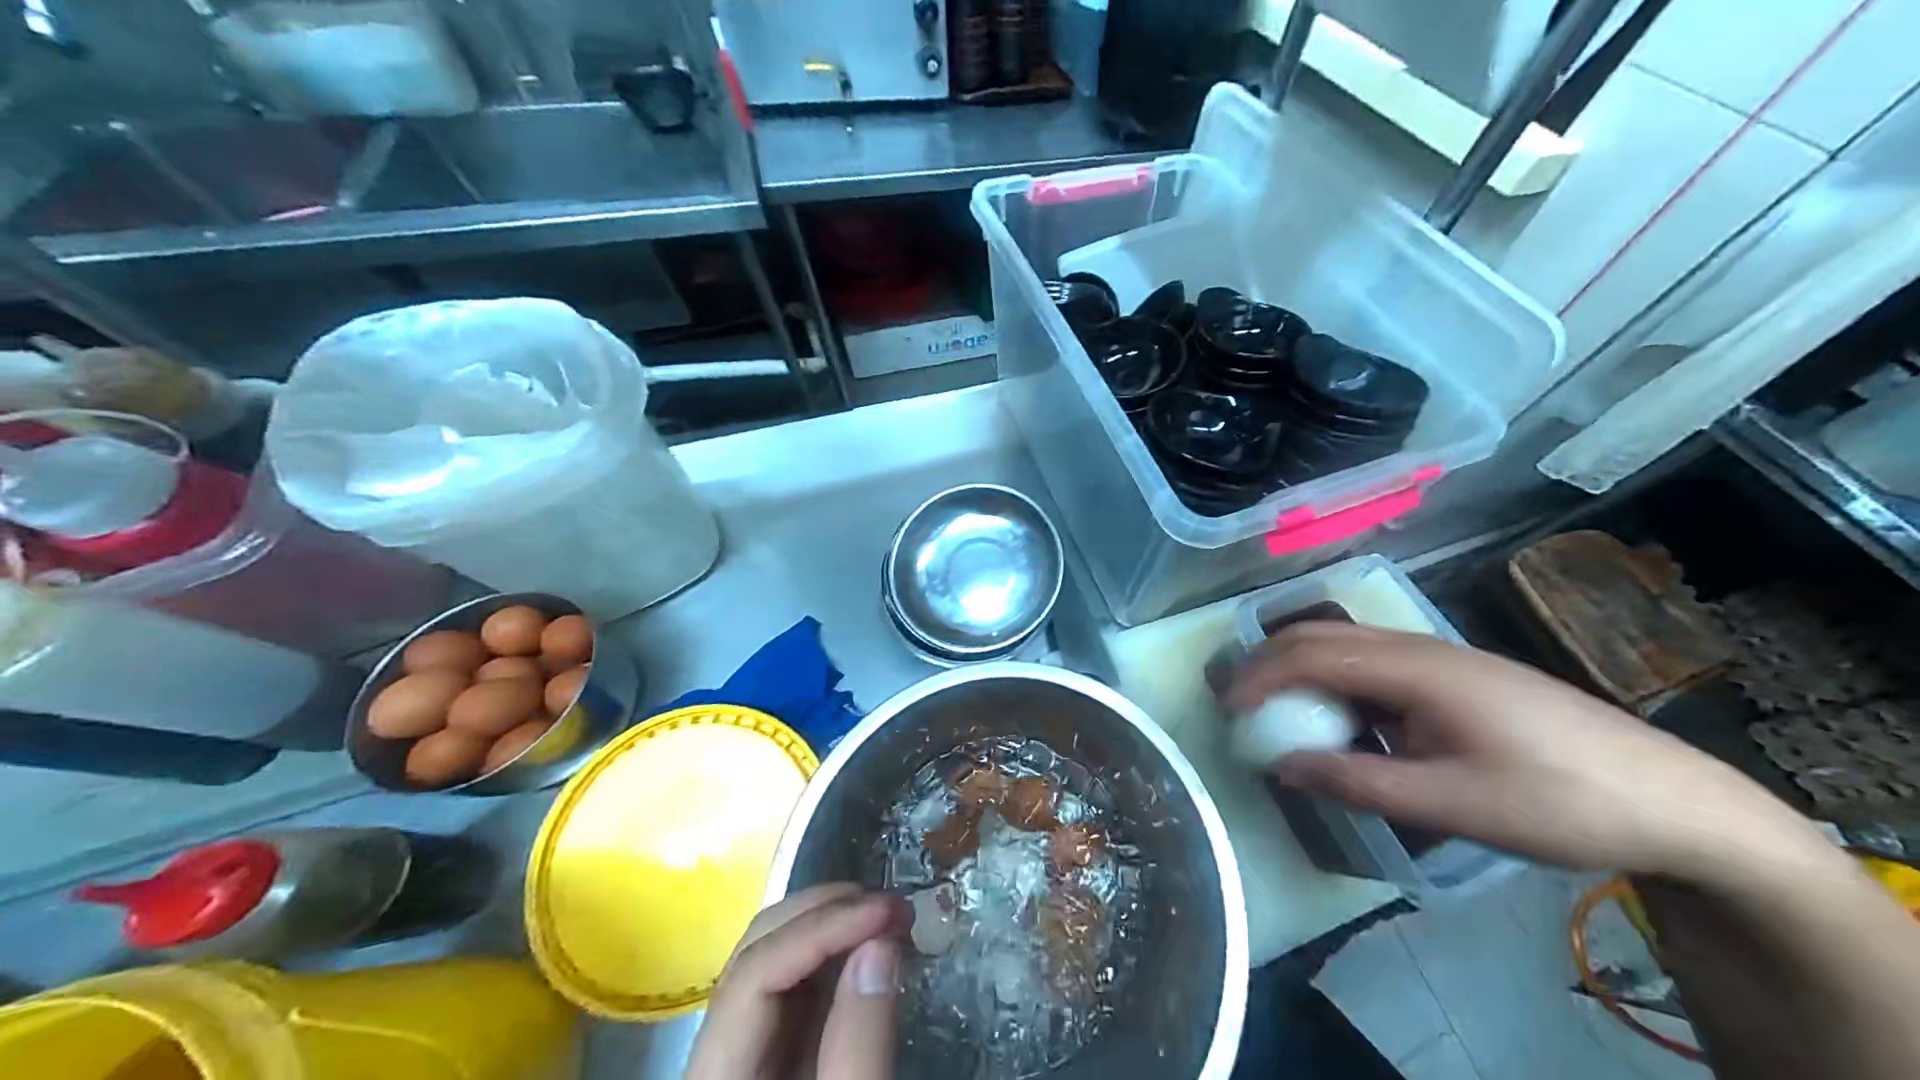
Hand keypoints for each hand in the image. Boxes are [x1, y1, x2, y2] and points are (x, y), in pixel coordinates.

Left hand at [685, 884, 906, 1079]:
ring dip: (833, 924)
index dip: (823, 929)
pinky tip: (869, 943)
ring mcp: (738, 1039)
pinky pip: (794, 979)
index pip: (756, 971)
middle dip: (828, 914)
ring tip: (888, 918)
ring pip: (774, 953)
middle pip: (757, 948)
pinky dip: (834, 950)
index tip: (888, 911)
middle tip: (893, 909)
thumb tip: (882, 942)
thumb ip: (859, 1042)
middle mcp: (712, 1045)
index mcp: (714, 1074)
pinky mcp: (766, 1041)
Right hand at [1225, 622, 1823, 883]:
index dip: (1260, 678)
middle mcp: (1423, 648)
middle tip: (1235, 700)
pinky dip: (1337, 681)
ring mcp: (1444, 657)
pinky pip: (1376, 664)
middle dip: (1268, 662)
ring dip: (1301, 669)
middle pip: (1323, 636)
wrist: (1678, 803)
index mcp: (1417, 669)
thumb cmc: (1560, 802)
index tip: (1226, 710)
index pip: (1312, 655)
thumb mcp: (1452, 805)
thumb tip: (1281, 766)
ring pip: (1349, 645)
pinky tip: (1343, 717)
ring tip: (1273, 706)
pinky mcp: (1459, 675)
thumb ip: (1358, 782)